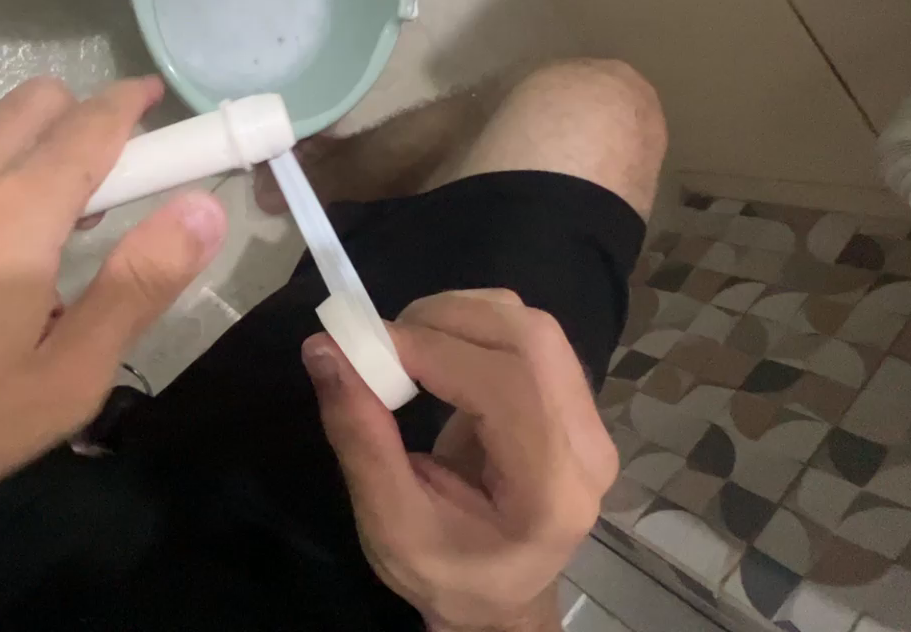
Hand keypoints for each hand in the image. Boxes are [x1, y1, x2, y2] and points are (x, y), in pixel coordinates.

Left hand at [0, 76, 226, 622]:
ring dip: (25, 142)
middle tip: (103, 177)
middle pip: (34, 102)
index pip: (93, 123)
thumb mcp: (64, 379)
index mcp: (19, 210)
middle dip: (80, 115)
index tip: (155, 97)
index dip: (133, 102)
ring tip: (34, 215)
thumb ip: (140, 284)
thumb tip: (203, 210)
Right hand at [303, 290, 618, 631]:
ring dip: (456, 314)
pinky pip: (524, 331)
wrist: (500, 597)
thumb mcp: (388, 524)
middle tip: (382, 341)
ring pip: (527, 322)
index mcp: (551, 491)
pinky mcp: (569, 396)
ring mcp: (587, 417)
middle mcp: (586, 444)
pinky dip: (469, 321)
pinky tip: (435, 350)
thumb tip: (323, 348)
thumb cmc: (448, 573)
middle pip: (528, 338)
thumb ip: (358, 437)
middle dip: (444, 319)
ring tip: (406, 345)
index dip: (430, 349)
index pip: (504, 387)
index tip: (363, 343)